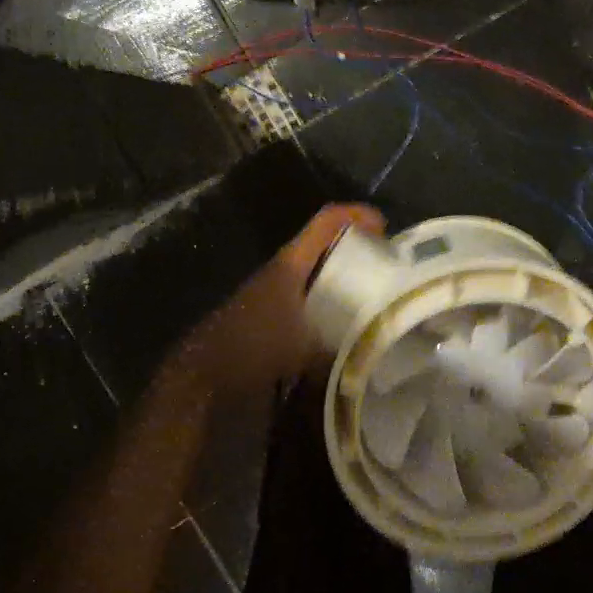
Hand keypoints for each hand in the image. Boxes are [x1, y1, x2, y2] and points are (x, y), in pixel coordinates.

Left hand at [184, 203, 385, 391]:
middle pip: (324, 245)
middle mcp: (283, 271)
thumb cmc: (253, 348)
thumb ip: (343, 348)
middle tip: (387, 266)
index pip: (326, 221)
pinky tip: (346, 325)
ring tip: (374, 294)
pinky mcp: (271, 315)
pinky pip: (309, 297)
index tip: (385, 230)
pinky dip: (330, 302)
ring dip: (343, 277)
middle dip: (356, 249)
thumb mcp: (306, 349)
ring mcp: (274, 292)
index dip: (356, 216)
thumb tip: (377, 352)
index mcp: (291, 264)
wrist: (204, 376)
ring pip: (317, 272)